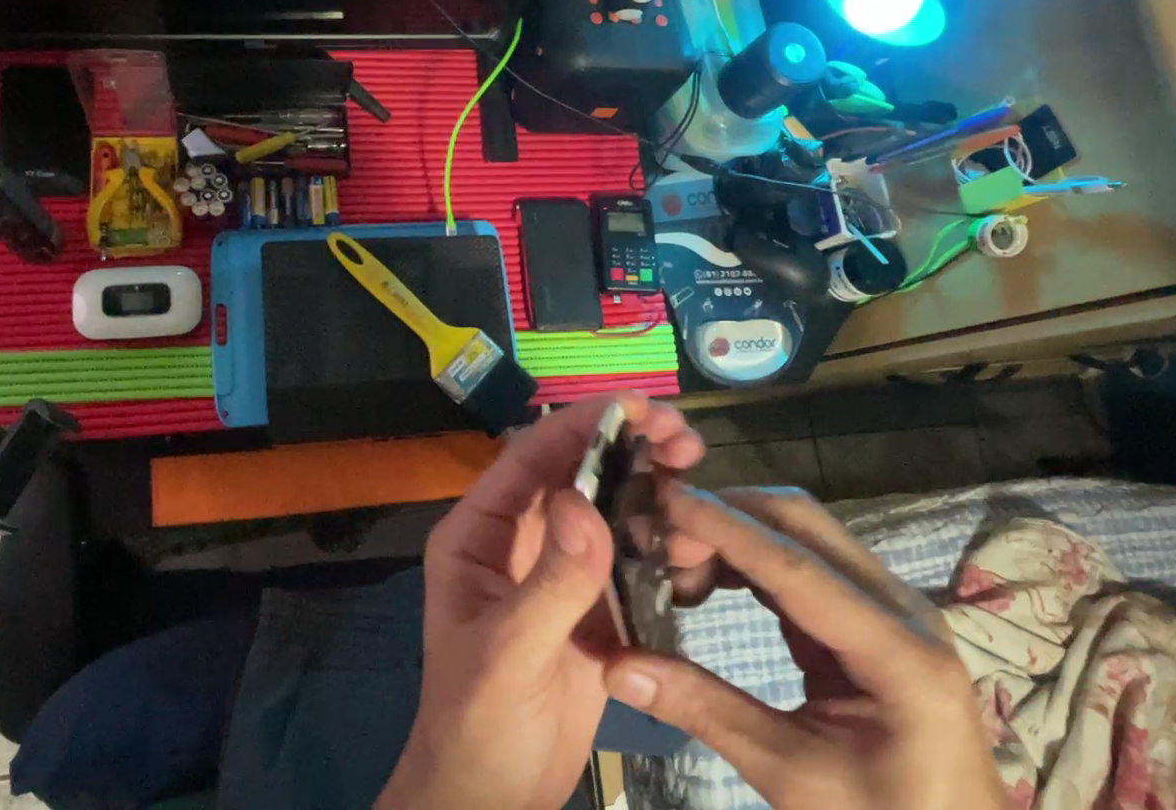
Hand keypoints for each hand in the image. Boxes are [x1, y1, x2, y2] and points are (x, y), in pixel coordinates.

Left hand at [376, 395, 703, 809]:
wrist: (493, 795)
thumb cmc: (477, 723)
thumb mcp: (507, 652)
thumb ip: (548, 582)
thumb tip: (583, 504)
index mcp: (479, 534)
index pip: (528, 459)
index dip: (579, 425)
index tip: (636, 405)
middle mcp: (518, 539)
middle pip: (573, 473)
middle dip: (625, 445)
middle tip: (684, 435)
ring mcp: (557, 569)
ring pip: (605, 508)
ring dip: (647, 485)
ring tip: (698, 471)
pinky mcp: (592, 604)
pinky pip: (627, 556)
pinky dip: (658, 537)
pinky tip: (693, 532)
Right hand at [605, 488, 1003, 809]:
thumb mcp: (794, 779)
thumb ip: (706, 711)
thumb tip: (615, 666)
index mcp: (899, 653)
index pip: (796, 567)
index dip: (726, 529)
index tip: (664, 502)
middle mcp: (900, 610)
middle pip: (802, 525)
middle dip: (724, 516)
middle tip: (655, 539)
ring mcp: (887, 607)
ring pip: (799, 533)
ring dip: (732, 532)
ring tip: (670, 562)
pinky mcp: (866, 616)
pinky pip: (799, 562)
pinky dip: (746, 557)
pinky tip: (705, 579)